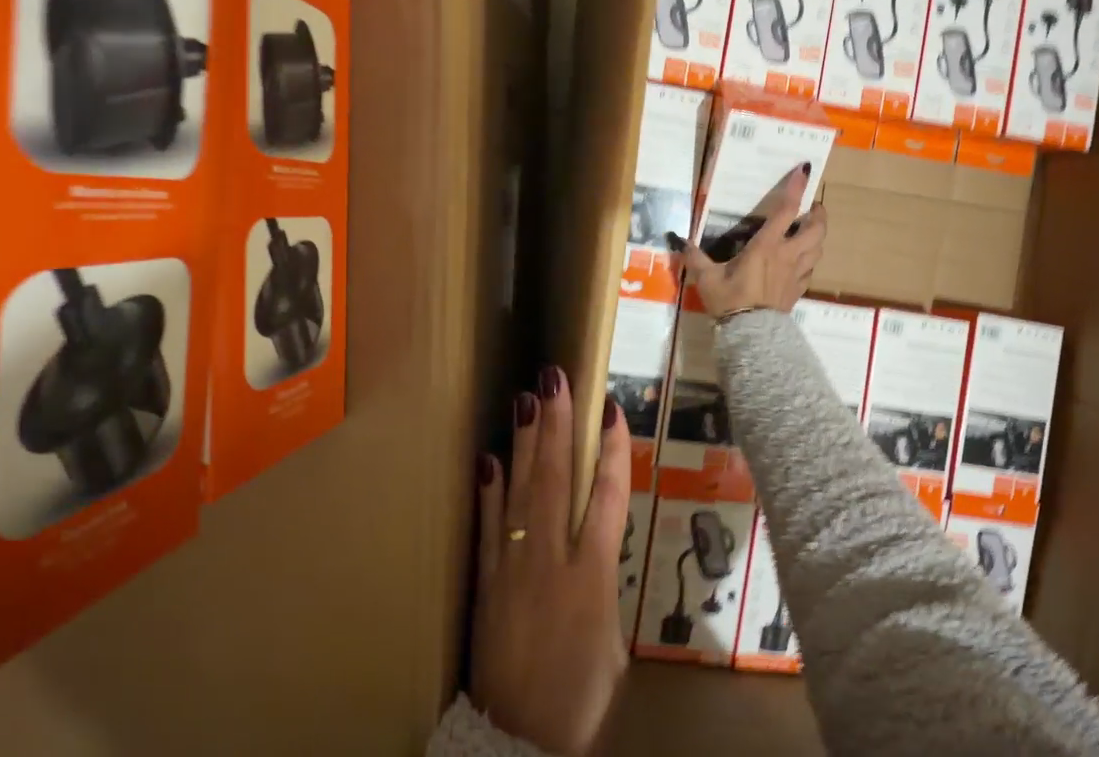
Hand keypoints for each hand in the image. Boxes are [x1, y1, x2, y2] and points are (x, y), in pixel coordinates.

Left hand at [472, 366, 631, 755]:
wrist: (518, 739)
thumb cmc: (581, 700)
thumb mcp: (613, 647)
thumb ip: (604, 592)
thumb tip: (597, 558)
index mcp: (593, 576)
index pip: (606, 499)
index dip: (611, 452)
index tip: (611, 411)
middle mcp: (551, 560)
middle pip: (556, 480)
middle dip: (558, 425)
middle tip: (555, 378)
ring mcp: (513, 567)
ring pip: (520, 493)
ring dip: (525, 443)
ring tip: (526, 398)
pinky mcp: (486, 582)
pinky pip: (488, 526)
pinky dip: (489, 489)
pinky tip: (490, 456)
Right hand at [666, 163, 826, 315]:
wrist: (751, 335)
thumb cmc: (731, 300)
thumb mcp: (708, 278)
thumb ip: (694, 257)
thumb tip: (677, 239)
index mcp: (767, 246)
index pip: (786, 210)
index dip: (796, 188)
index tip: (804, 170)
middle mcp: (788, 255)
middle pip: (816, 229)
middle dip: (818, 214)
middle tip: (812, 208)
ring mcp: (797, 273)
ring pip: (818, 248)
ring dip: (817, 236)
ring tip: (808, 230)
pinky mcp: (798, 290)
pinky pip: (810, 269)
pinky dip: (809, 259)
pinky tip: (800, 261)